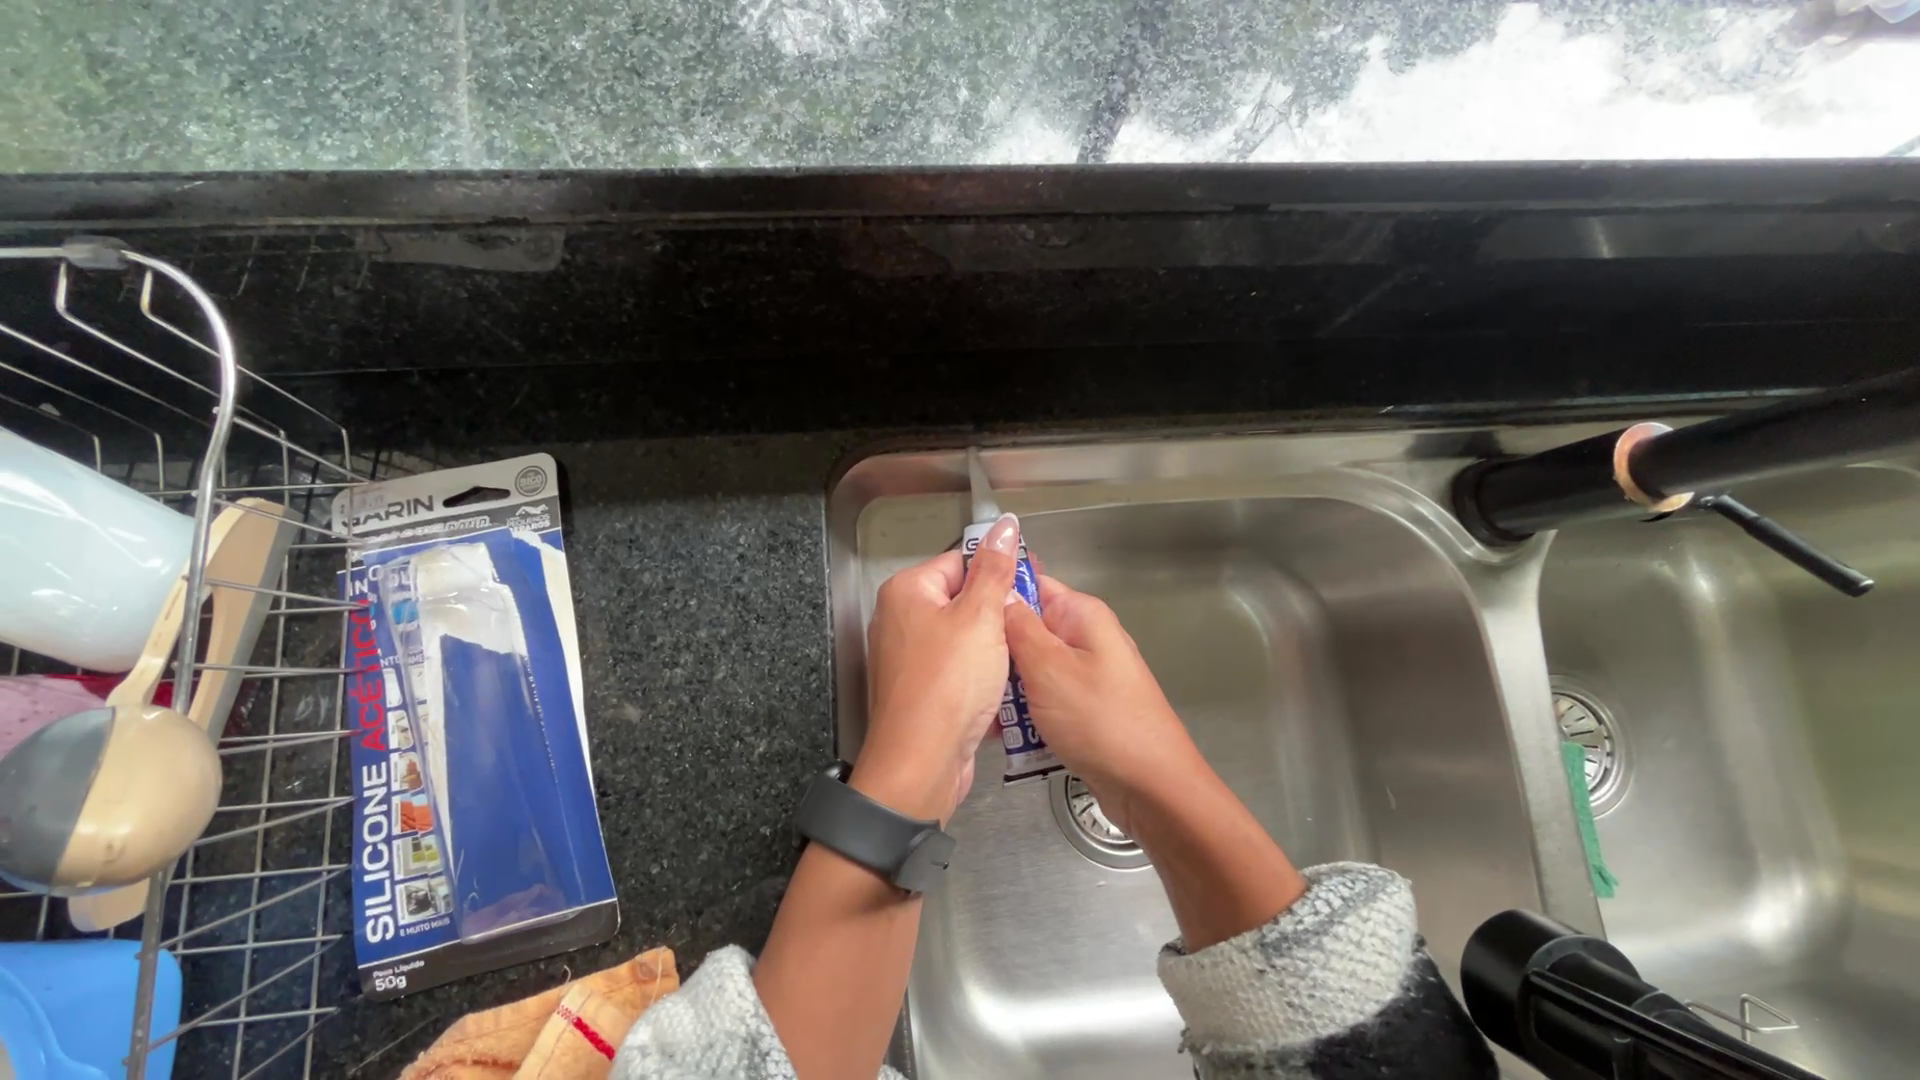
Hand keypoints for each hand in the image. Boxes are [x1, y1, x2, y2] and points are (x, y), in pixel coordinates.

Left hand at [856, 513, 1021, 822]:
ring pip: (968, 640)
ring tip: (1024, 660)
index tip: (1032, 583)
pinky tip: (1008, 689)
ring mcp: (911, 659)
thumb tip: (1006, 525)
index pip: (960, 562)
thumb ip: (995, 570)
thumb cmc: (948, 685)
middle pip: (965, 601)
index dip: (999, 570)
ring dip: (998, 650)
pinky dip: (985, 678)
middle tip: (1032, 627)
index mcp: (908, 592)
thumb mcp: (980, 617)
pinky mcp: (924, 692)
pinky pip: (962, 672)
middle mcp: (902, 620)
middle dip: (1001, 615)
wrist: (922, 764)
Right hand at [1005, 575, 1307, 946]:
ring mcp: (1085, 675)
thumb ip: (1018, 626)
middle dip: (996, 652)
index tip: (956, 613)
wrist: (1151, 788)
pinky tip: (1006, 735)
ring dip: (1007, 689)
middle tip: (969, 675)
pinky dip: (1025, 714)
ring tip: (984, 711)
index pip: (1028, 584)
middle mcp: (1084, 637)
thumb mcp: (1048, 668)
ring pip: (1030, 669)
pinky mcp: (1083, 708)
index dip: (992, 594)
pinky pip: (1043, 699)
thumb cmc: (1101, 722)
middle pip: (1025, 630)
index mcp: (1081, 615)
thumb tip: (998, 588)